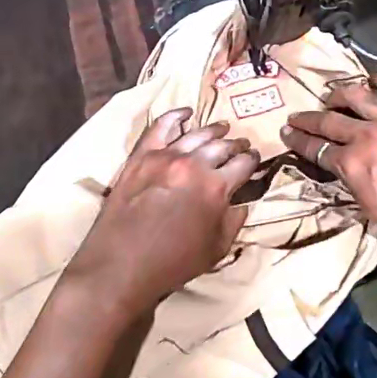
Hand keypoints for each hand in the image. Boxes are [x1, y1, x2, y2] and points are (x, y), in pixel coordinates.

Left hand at [64, 108, 258, 320]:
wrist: (122, 265)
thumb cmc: (174, 263)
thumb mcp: (217, 249)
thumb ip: (233, 221)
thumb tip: (240, 203)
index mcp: (216, 187)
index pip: (243, 164)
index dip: (252, 161)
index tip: (254, 160)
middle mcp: (194, 164)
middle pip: (222, 146)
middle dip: (236, 145)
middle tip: (241, 145)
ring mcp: (165, 156)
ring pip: (196, 133)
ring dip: (213, 130)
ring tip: (222, 129)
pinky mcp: (141, 156)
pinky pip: (160, 127)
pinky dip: (175, 116)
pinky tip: (185, 113)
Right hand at [282, 73, 376, 265]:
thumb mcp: (371, 210)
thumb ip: (352, 181)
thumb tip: (343, 166)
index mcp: (354, 163)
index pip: (317, 148)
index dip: (298, 141)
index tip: (287, 133)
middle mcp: (371, 135)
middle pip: (330, 120)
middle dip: (308, 119)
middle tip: (296, 117)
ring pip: (359, 96)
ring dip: (338, 94)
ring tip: (330, 98)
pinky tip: (376, 80)